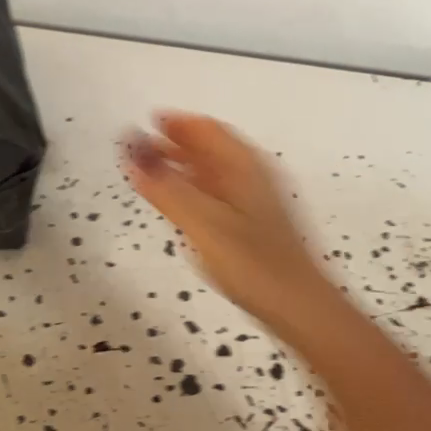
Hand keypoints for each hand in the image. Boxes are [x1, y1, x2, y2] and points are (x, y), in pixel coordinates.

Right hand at [124, 112, 339, 330]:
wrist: (299, 307)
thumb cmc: (253, 264)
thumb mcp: (202, 224)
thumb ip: (165, 189)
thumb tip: (131, 156)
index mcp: (245, 167)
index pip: (207, 130)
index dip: (176, 123)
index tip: (146, 122)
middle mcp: (254, 176)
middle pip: (212, 148)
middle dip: (176, 144)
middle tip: (141, 147)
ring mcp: (258, 201)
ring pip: (216, 171)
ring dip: (185, 166)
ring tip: (154, 172)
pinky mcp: (257, 225)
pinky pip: (221, 193)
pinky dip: (197, 188)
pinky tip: (182, 205)